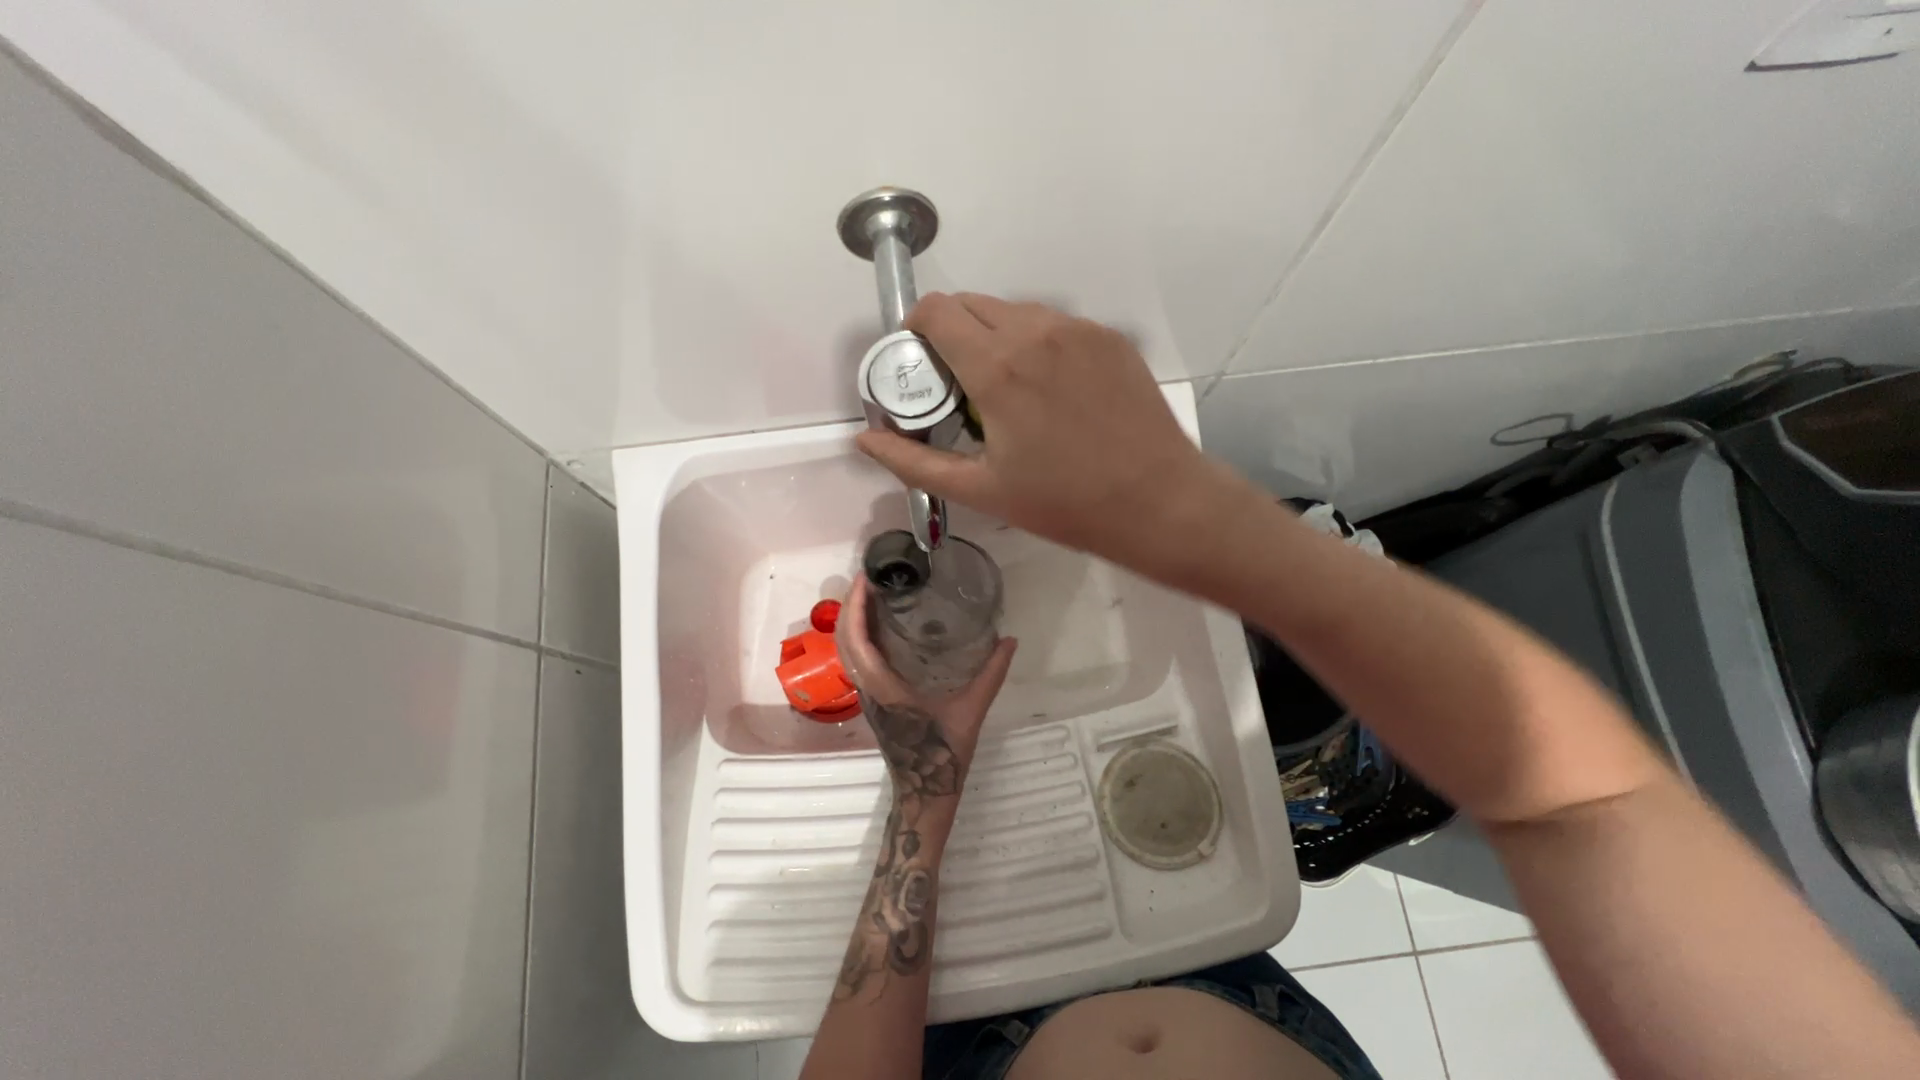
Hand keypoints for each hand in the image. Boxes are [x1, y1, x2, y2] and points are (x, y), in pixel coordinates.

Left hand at [836, 575, 1017, 797]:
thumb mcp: (971, 711)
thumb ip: (991, 674)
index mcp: (883, 686)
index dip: (856, 605)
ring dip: (853, 620)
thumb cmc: (943, 754)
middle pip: (844, 639)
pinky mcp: (873, 701)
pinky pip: (857, 661)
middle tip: (871, 576)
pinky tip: (883, 628)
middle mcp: (867, 688)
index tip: (867, 576)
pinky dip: (860, 637)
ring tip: (874, 595)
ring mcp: (867, 696)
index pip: (857, 638)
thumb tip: (1010, 640)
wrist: (925, 792)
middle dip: (851, 605)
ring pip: (846, 651)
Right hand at [855, 293, 1255, 576]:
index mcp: (997, 367)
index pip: (937, 312)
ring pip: (1016, 311)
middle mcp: (1036, 332)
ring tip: (1007, 389)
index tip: (917, 360)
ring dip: (995, 336)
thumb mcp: (979, 490)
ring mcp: (1078, 330)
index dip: (915, 327)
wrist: (1157, 500)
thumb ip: (912, 460)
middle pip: (973, 304)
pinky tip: (1051, 391)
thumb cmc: (1063, 503)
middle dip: (951, 331)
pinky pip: (1056, 325)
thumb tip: (864, 439)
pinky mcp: (1109, 338)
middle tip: (958, 382)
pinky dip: (1038, 344)